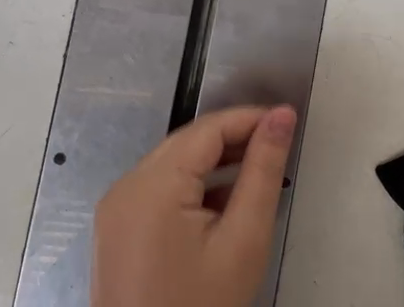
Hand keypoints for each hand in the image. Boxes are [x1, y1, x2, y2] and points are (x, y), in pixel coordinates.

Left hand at [93, 106, 297, 306]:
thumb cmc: (203, 305)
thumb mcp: (244, 238)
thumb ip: (264, 169)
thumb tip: (282, 114)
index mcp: (152, 186)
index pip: (209, 128)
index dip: (251, 119)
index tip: (288, 123)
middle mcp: (125, 187)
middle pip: (189, 142)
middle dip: (235, 139)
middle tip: (278, 150)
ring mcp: (115, 210)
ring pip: (175, 162)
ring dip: (216, 162)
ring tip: (258, 174)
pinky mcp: (115, 230)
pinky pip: (160, 187)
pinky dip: (193, 186)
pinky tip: (223, 205)